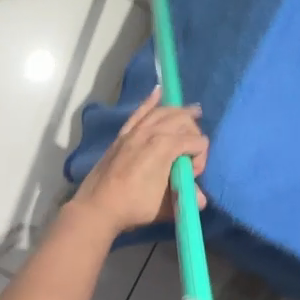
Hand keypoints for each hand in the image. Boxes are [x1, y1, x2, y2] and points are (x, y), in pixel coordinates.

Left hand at [70, 88, 207, 234]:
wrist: (98, 207)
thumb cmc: (134, 207)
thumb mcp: (166, 207)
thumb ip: (185, 198)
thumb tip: (201, 200)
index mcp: (166, 147)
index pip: (197, 142)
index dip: (200, 159)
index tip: (190, 176)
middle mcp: (152, 132)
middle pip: (183, 121)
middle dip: (194, 133)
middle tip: (192, 152)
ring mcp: (135, 131)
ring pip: (163, 112)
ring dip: (179, 111)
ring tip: (193, 112)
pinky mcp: (123, 135)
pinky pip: (139, 112)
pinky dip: (150, 101)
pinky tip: (158, 92)